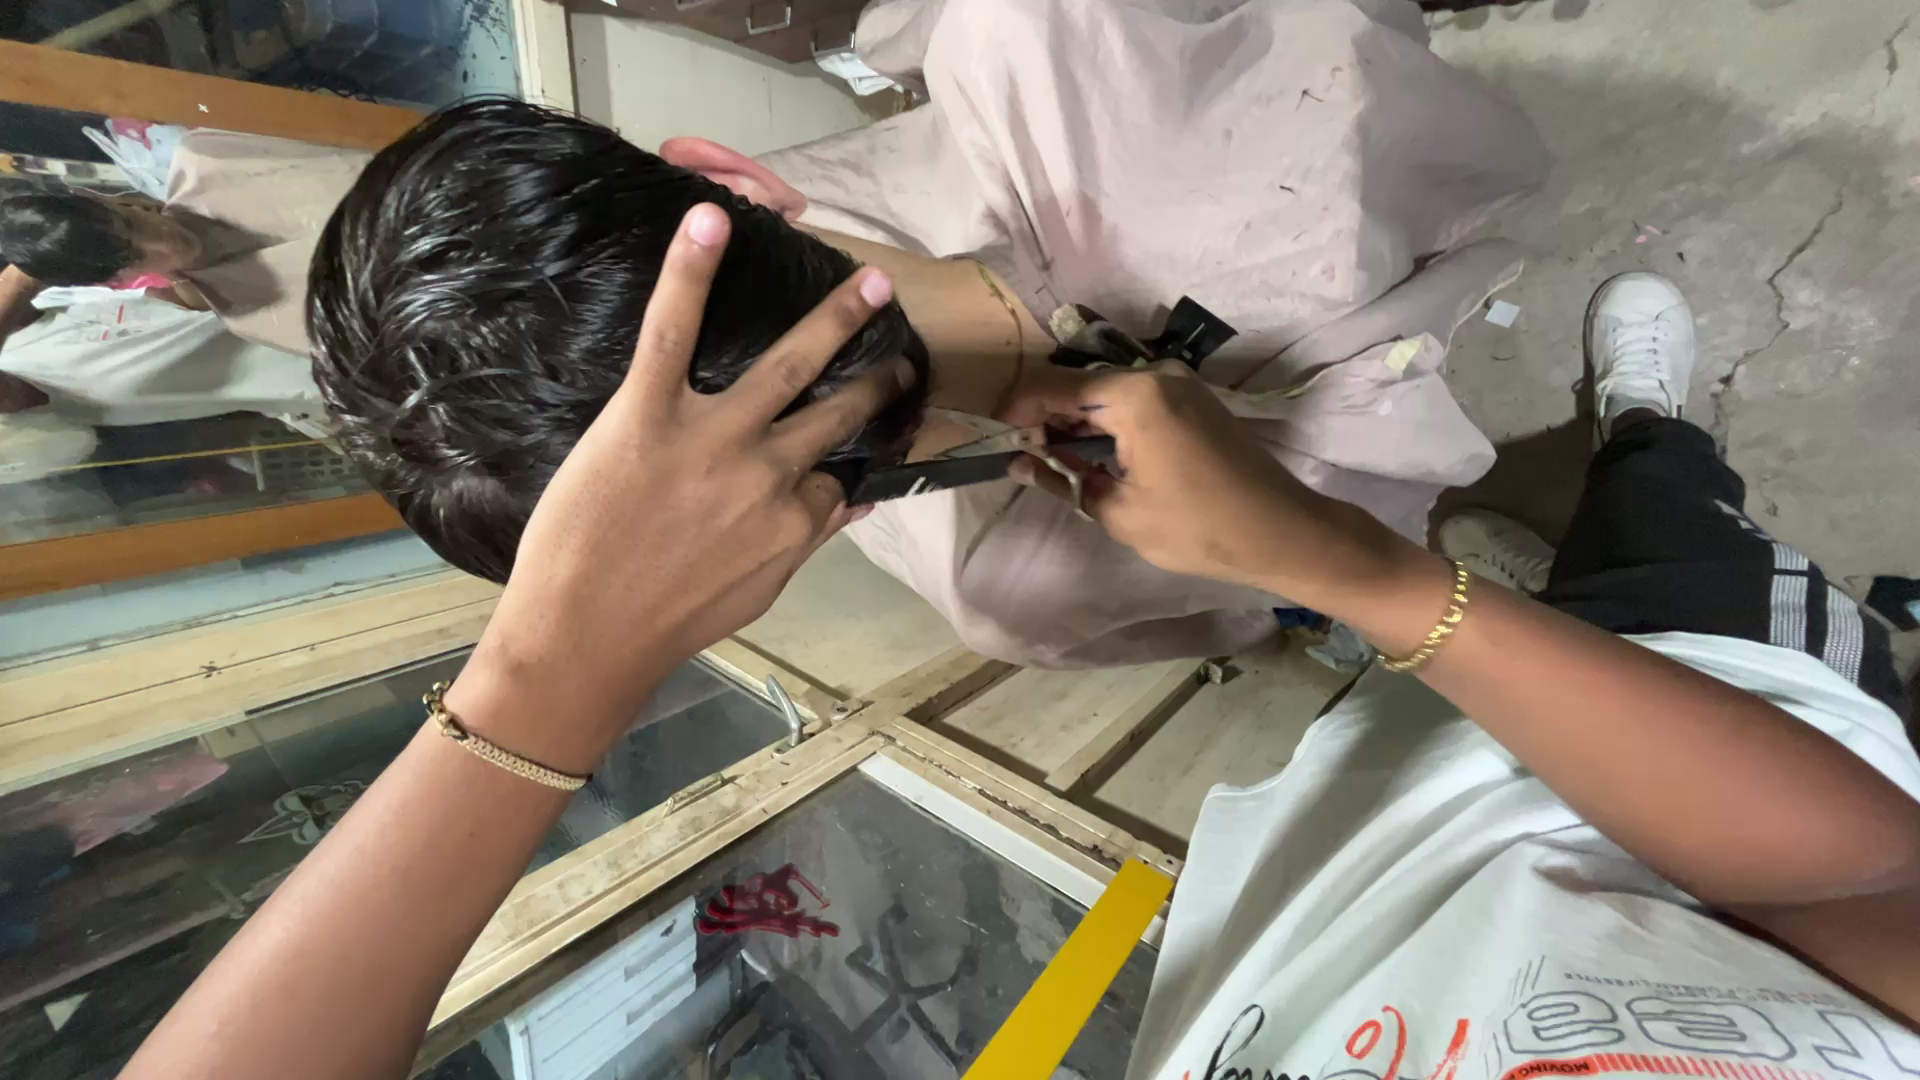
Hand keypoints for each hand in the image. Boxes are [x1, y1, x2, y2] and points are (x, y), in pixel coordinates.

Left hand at [448, 204, 911, 766]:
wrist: (585, 635)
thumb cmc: (672, 621)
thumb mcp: (762, 590)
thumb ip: (814, 541)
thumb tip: (861, 501)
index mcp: (795, 521)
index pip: (834, 484)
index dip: (828, 478)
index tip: (817, 473)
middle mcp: (771, 473)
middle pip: (838, 415)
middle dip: (878, 381)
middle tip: (902, 352)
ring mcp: (715, 438)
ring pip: (787, 366)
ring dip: (835, 320)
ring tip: (868, 285)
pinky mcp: (649, 412)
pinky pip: (673, 333)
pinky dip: (692, 274)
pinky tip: (711, 221)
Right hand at [1003, 364, 1447, 646]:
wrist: (1282, 532)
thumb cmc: (1197, 528)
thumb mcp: (1117, 512)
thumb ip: (1062, 480)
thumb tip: (1020, 464)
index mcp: (1134, 396)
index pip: (1053, 387)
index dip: (1018, 412)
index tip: (998, 441)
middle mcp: (1155, 376)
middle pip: (1080, 386)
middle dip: (1046, 418)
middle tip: (1025, 457)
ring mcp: (1179, 385)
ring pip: (1106, 395)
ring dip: (1076, 422)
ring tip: (1055, 461)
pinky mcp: (1193, 400)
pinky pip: (1134, 403)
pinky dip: (1107, 424)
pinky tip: (1095, 455)